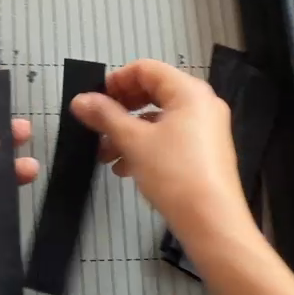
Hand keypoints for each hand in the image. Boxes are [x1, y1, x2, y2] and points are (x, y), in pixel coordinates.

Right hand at [71, 59, 249, 245]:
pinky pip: (170, 137)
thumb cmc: (174, 173)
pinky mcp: (205, 152)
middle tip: (97, 124)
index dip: (116, 80)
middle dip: (120, 109)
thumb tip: (79, 100)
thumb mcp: (133, 141)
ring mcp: (206, 129)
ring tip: (105, 154)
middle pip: (151, 92)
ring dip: (128, 132)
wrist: (213, 225)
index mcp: (189, 91)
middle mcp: (201, 104)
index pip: (145, 69)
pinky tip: (125, 168)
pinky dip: (146, 146)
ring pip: (158, 118)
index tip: (94, 98)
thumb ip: (105, 116)